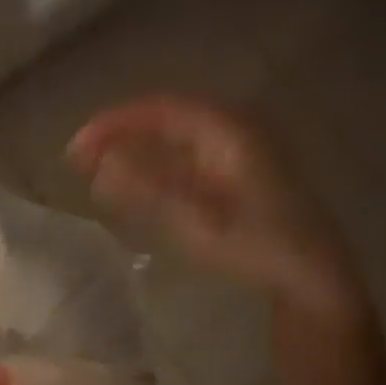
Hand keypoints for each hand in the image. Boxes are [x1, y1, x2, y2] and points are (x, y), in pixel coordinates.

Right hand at [68, 95, 362, 318]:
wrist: (310, 275)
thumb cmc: (256, 245)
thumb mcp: (196, 219)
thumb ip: (147, 187)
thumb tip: (100, 161)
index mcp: (227, 129)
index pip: (159, 109)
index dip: (113, 123)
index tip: (75, 148)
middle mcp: (233, 129)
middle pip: (164, 117)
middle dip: (118, 134)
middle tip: (77, 159)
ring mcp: (237, 151)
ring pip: (173, 137)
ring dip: (132, 149)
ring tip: (95, 169)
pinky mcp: (237, 174)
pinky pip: (184, 156)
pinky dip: (153, 165)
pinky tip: (132, 184)